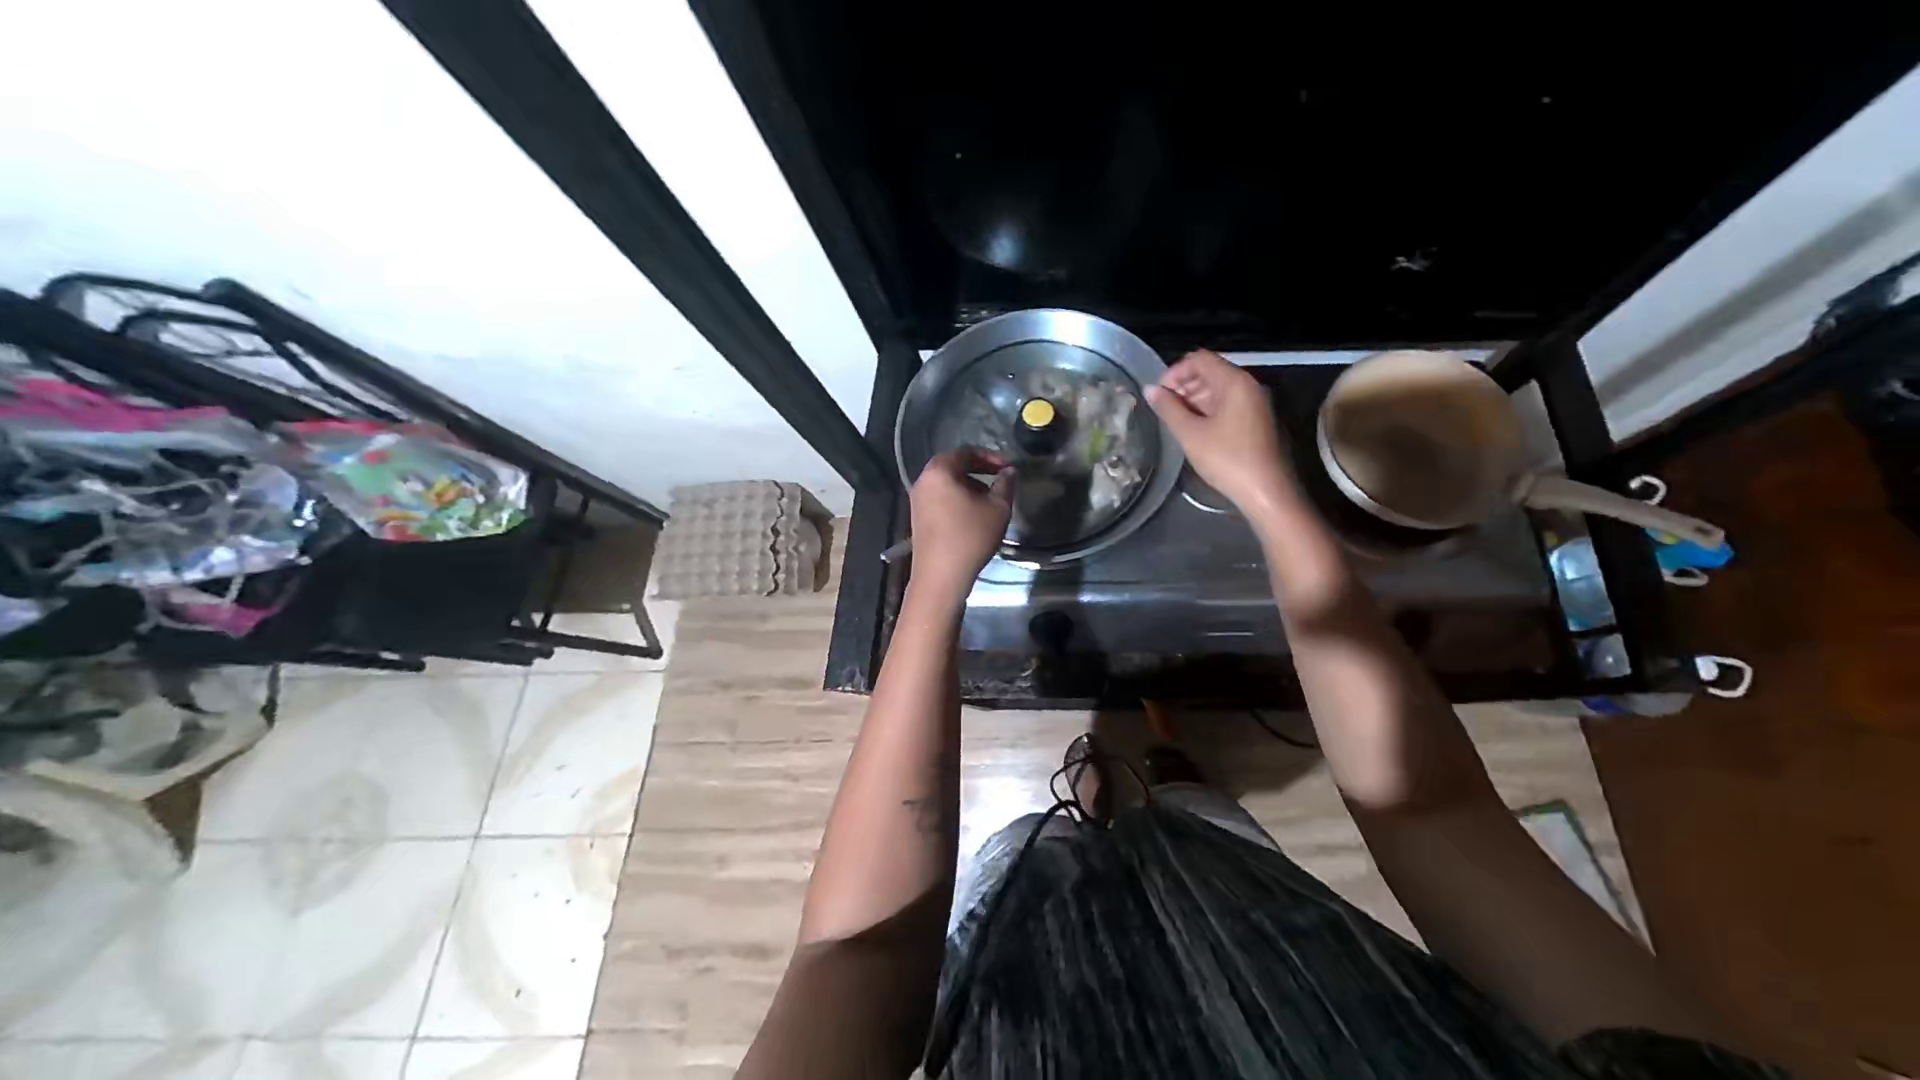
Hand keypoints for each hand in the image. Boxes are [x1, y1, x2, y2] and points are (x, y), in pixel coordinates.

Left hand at [907, 447, 1013, 601]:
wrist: (941, 576)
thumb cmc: (970, 537)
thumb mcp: (998, 508)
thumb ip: (1006, 484)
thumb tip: (1009, 472)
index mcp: (939, 471)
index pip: (966, 452)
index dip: (990, 456)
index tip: (1008, 467)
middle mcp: (923, 481)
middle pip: (952, 465)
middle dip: (978, 469)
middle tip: (999, 477)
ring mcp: (917, 500)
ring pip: (946, 483)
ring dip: (968, 484)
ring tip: (989, 498)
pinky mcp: (917, 518)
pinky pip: (940, 498)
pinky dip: (957, 498)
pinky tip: (973, 514)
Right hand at [1146, 350, 1291, 512]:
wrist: (1264, 491)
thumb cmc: (1226, 459)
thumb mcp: (1190, 434)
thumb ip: (1168, 408)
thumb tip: (1150, 389)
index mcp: (1235, 382)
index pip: (1200, 359)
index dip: (1174, 372)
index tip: (1157, 394)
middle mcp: (1248, 386)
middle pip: (1210, 371)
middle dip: (1182, 385)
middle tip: (1162, 409)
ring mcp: (1253, 403)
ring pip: (1217, 389)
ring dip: (1192, 399)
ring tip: (1173, 420)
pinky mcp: (1254, 420)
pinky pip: (1226, 404)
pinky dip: (1206, 410)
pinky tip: (1192, 429)